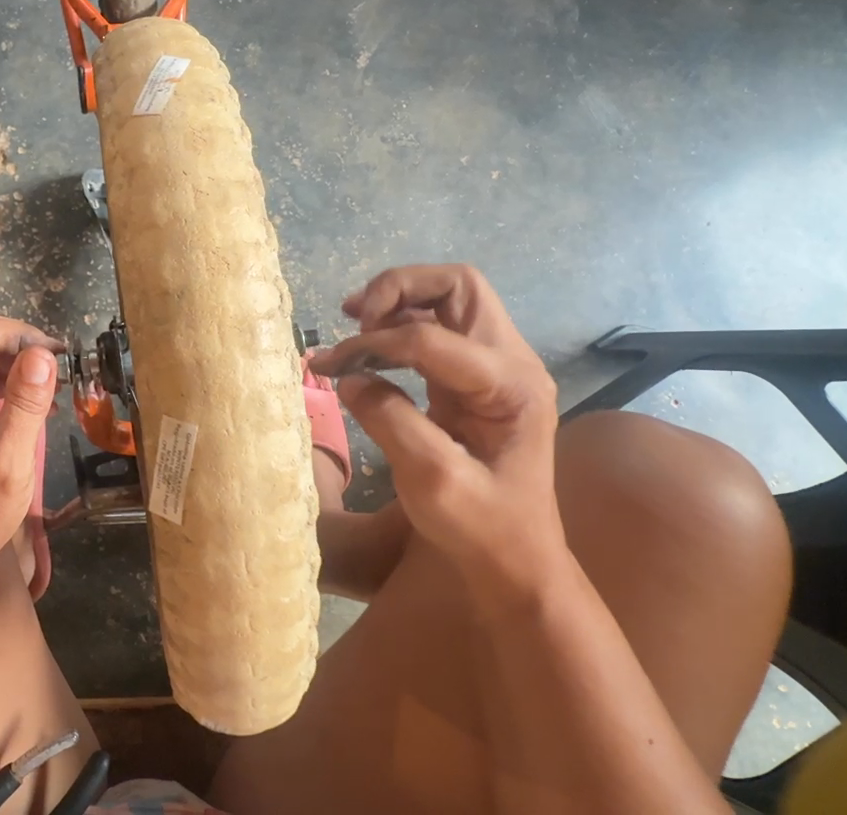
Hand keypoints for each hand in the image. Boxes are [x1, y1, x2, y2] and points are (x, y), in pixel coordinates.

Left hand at [0, 313, 63, 585]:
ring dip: (18, 361)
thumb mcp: (9, 465)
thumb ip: (24, 406)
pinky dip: (9, 379)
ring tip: (55, 386)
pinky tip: (38, 400)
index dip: (21, 336)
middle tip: (60, 369)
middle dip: (22, 344)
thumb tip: (43, 354)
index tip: (59, 358)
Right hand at [310, 265, 565, 604]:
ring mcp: (497, 367)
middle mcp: (512, 363)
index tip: (331, 366)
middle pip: (458, 285)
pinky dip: (400, 322)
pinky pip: (439, 325)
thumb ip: (389, 420)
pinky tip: (369, 344)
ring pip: (450, 296)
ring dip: (399, 300)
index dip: (374, 344)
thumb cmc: (481, 527)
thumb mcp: (431, 480)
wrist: (516, 560)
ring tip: (355, 322)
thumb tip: (347, 378)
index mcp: (511, 387)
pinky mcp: (476, 377)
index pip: (431, 337)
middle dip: (399, 289)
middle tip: (354, 316)